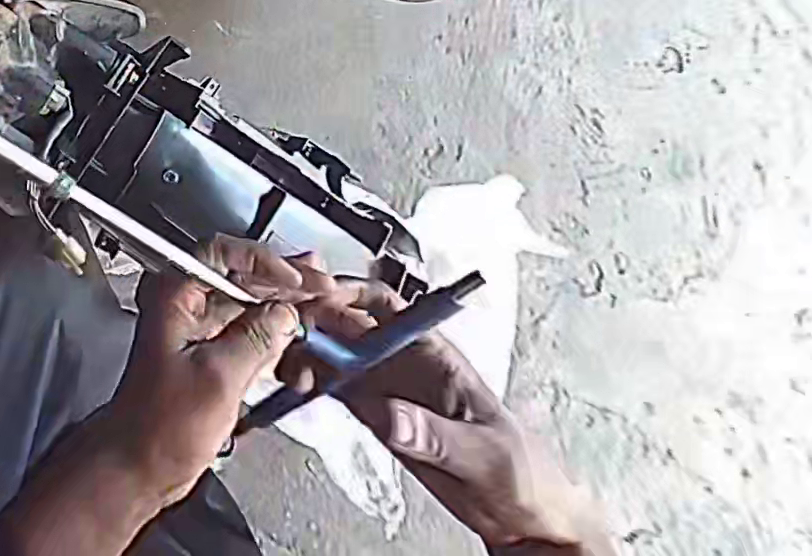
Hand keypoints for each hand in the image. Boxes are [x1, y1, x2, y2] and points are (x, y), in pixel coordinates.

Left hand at [102, 236, 325, 506]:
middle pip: (235, 274)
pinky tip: (295, 328)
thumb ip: (255, 339)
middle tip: (317, 281)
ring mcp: (193, 325)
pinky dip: (269, 328)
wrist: (141, 462)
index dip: (261, 259)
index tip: (291, 275)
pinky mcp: (205, 349)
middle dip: (279, 279)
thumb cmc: (159, 424)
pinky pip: (241, 327)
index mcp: (172, 295)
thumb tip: (283, 314)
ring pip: (242, 300)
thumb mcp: (218, 377)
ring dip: (280, 300)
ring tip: (316, 297)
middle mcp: (180, 302)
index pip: (219, 252)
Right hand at [287, 280, 612, 555]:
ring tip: (288, 369)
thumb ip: (434, 432)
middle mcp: (397, 356)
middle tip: (290, 335)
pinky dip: (305, 380)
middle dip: (312, 320)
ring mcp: (379, 380)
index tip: (319, 298)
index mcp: (428, 348)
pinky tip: (293, 386)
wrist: (523, 519)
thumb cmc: (522, 473)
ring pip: (327, 349)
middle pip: (343, 319)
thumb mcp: (483, 453)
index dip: (347, 292)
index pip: (381, 302)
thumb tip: (390, 416)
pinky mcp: (368, 406)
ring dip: (302, 352)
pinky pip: (327, 382)